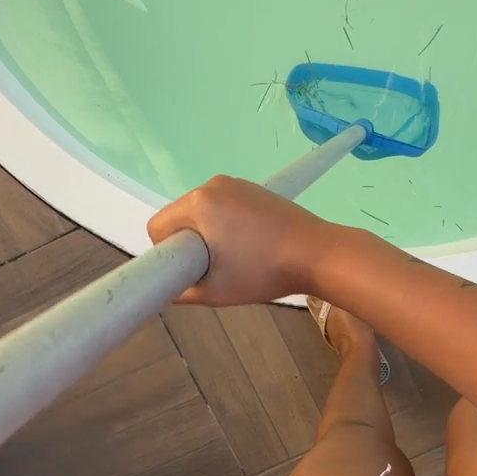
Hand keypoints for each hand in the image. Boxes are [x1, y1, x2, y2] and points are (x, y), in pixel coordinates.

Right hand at [148, 175, 341, 304]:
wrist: (317, 253)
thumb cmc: (263, 271)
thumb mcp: (215, 292)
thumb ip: (182, 292)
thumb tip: (170, 289)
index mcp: (198, 202)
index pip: (158, 227)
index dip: (167, 254)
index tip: (191, 271)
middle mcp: (214, 184)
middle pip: (181, 217)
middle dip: (190, 243)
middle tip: (217, 268)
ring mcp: (238, 183)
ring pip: (205, 213)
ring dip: (211, 234)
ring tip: (238, 258)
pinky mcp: (256, 189)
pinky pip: (226, 208)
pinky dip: (230, 226)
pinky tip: (253, 245)